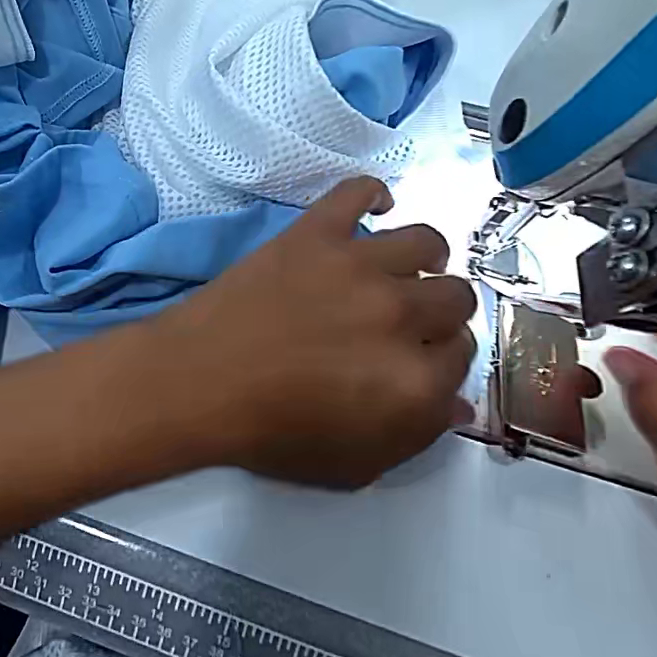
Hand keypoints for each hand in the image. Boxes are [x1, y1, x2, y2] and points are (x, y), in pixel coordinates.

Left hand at [143, 177, 477, 488]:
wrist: (196, 383)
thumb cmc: (271, 434)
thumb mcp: (352, 464)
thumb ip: (415, 437)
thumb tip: (459, 407)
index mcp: (414, 381)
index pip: (460, 359)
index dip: (445, 362)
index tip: (424, 363)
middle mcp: (400, 315)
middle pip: (455, 300)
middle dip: (443, 316)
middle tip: (414, 323)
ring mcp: (359, 266)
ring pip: (426, 243)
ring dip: (427, 259)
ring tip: (412, 268)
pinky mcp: (318, 233)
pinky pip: (358, 192)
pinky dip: (372, 194)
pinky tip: (379, 206)